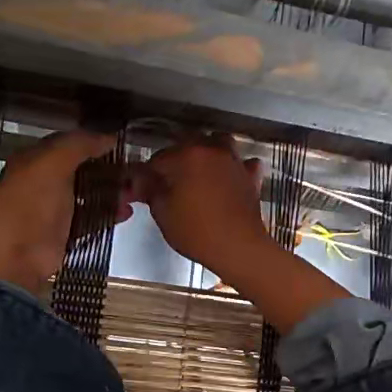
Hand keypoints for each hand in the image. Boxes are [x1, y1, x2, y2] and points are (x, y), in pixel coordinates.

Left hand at [0, 130, 119, 295]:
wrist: (13, 258)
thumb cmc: (28, 205)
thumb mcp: (51, 164)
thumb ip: (79, 145)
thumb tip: (109, 136)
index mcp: (33, 161)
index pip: (67, 145)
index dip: (92, 143)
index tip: (120, 146)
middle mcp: (42, 183)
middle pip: (80, 172)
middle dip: (106, 171)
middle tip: (132, 174)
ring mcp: (53, 211)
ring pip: (86, 197)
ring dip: (109, 194)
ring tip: (133, 196)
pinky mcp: (63, 235)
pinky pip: (89, 221)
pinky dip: (106, 216)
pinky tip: (124, 214)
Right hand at [137, 132, 351, 332]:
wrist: (239, 248)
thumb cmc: (197, 233)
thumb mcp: (164, 214)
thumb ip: (151, 191)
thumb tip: (141, 181)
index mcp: (186, 156)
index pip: (157, 159)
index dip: (147, 174)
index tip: (143, 188)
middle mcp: (211, 150)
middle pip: (186, 146)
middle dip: (174, 162)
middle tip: (168, 185)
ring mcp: (234, 161)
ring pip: (217, 143)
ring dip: (206, 153)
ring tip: (198, 173)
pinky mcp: (251, 176)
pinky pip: (242, 163)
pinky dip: (234, 167)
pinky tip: (229, 178)